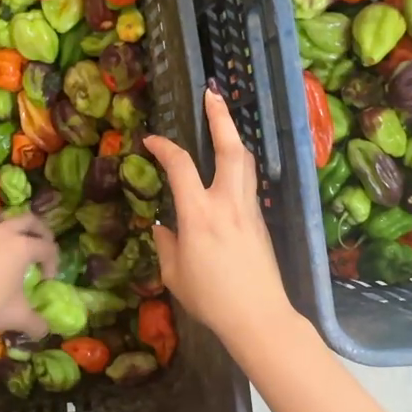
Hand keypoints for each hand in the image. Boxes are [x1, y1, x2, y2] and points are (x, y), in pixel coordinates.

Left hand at [0, 208, 57, 336]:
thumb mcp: (17, 317)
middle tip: (41, 248)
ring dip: (8, 221)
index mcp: (22, 247)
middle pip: (28, 220)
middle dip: (40, 232)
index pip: (47, 247)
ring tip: (10, 237)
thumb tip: (44, 330)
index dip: (52, 262)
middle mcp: (3, 232)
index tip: (46, 279)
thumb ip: (36, 323)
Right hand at [142, 89, 291, 342]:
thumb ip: (166, 244)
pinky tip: (227, 167)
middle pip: (230, 149)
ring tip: (222, 120)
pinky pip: (247, 183)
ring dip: (232, 137)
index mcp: (200, 215)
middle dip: (221, 118)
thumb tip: (164, 227)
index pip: (180, 167)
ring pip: (245, 162)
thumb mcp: (174, 274)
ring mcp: (248, 210)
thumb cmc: (210, 299)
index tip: (151, 140)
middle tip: (212, 94)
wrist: (259, 317)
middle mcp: (228, 204)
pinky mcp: (260, 221)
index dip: (164, 148)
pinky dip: (236, 165)